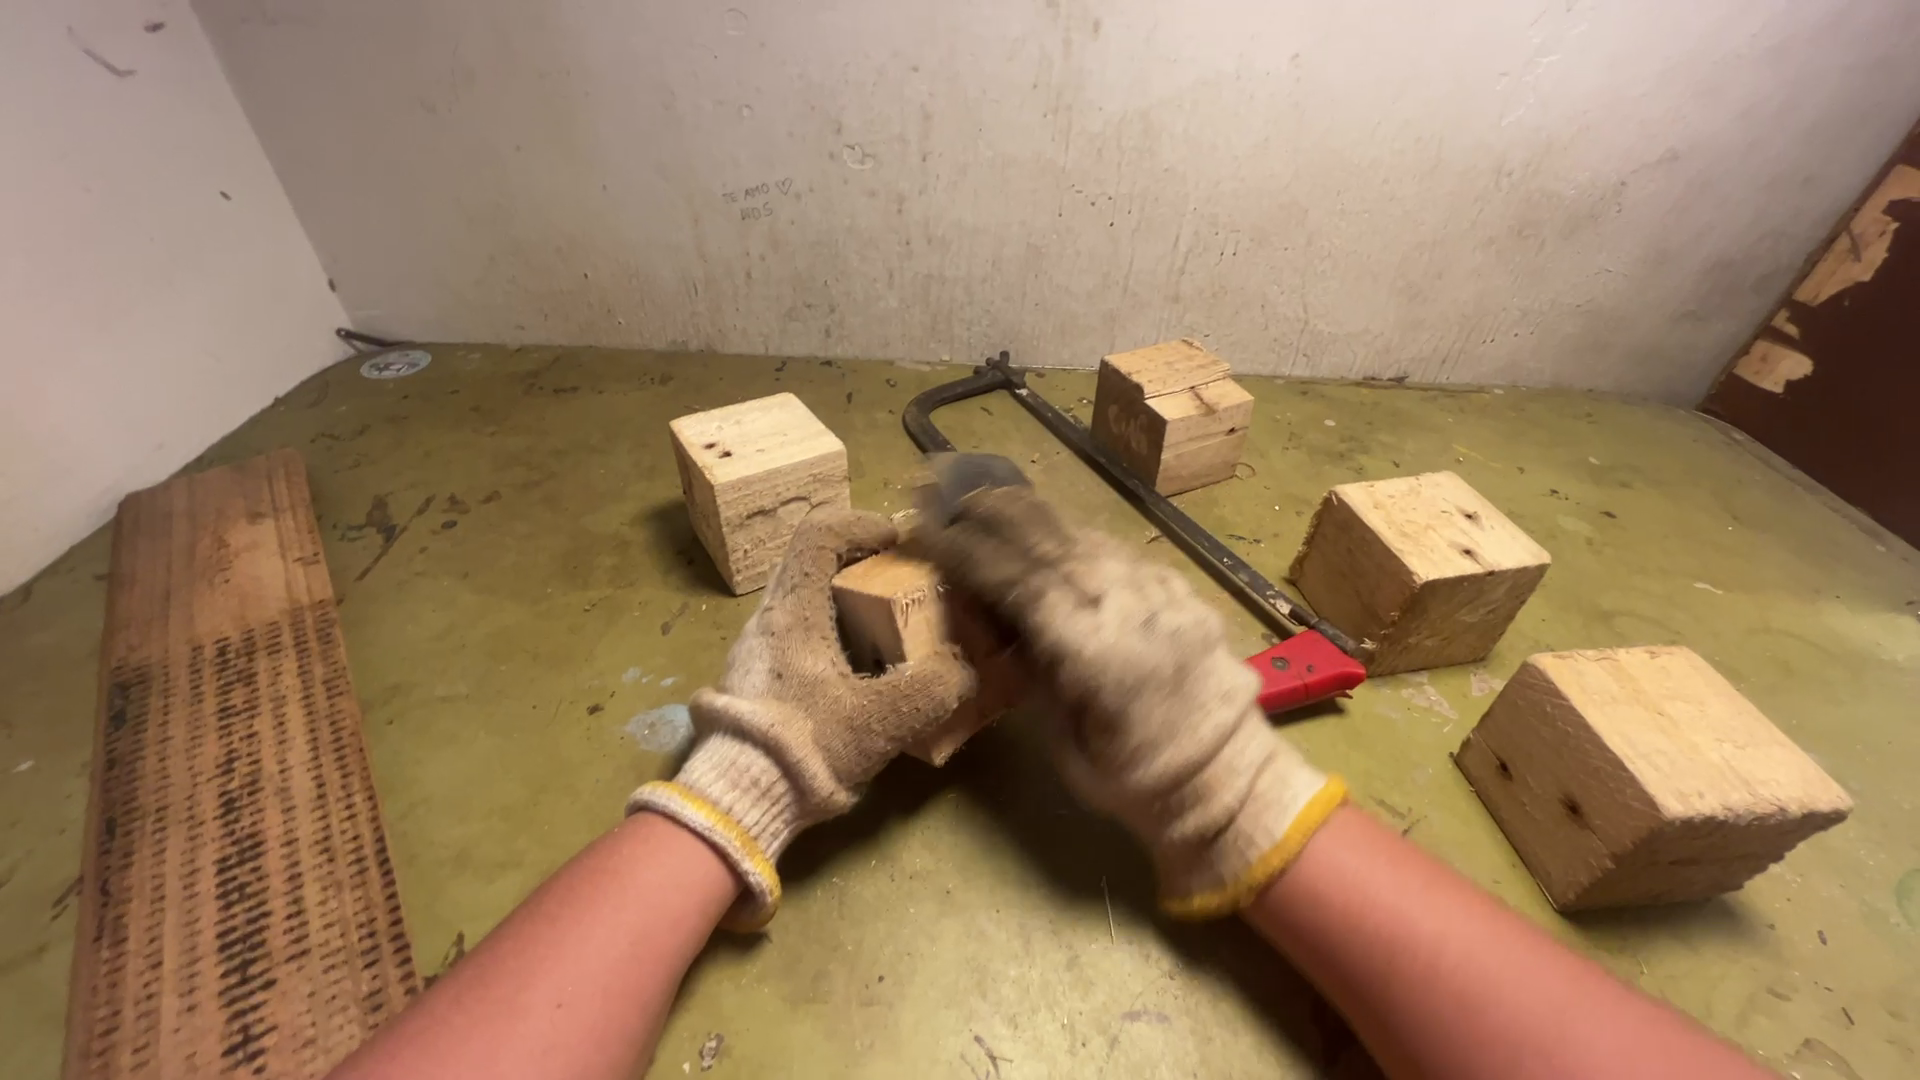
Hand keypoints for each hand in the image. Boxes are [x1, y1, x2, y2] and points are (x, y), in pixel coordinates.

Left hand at [629, 507, 972, 928]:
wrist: (736, 801)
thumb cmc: (804, 745)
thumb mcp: (881, 719)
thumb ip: (933, 690)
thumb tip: (965, 672)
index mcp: (793, 609)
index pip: (817, 534)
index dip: (861, 525)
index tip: (897, 541)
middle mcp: (769, 619)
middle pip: (816, 569)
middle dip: (865, 572)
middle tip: (905, 592)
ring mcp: (758, 652)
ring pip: (810, 606)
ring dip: (852, 611)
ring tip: (893, 638)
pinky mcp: (757, 683)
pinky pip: (802, 640)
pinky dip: (837, 641)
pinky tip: (862, 680)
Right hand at [921, 487, 1346, 917]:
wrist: (1231, 781)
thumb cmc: (1137, 783)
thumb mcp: (1068, 744)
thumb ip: (1036, 673)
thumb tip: (1001, 619)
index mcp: (1100, 656)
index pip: (1022, 585)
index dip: (971, 555)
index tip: (930, 533)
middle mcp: (1133, 609)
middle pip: (1054, 545)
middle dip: (997, 516)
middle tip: (953, 496)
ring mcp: (1163, 594)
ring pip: (1088, 540)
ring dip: (1036, 518)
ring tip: (993, 501)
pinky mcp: (1181, 591)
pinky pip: (1118, 552)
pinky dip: (1077, 538)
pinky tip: (1053, 533)